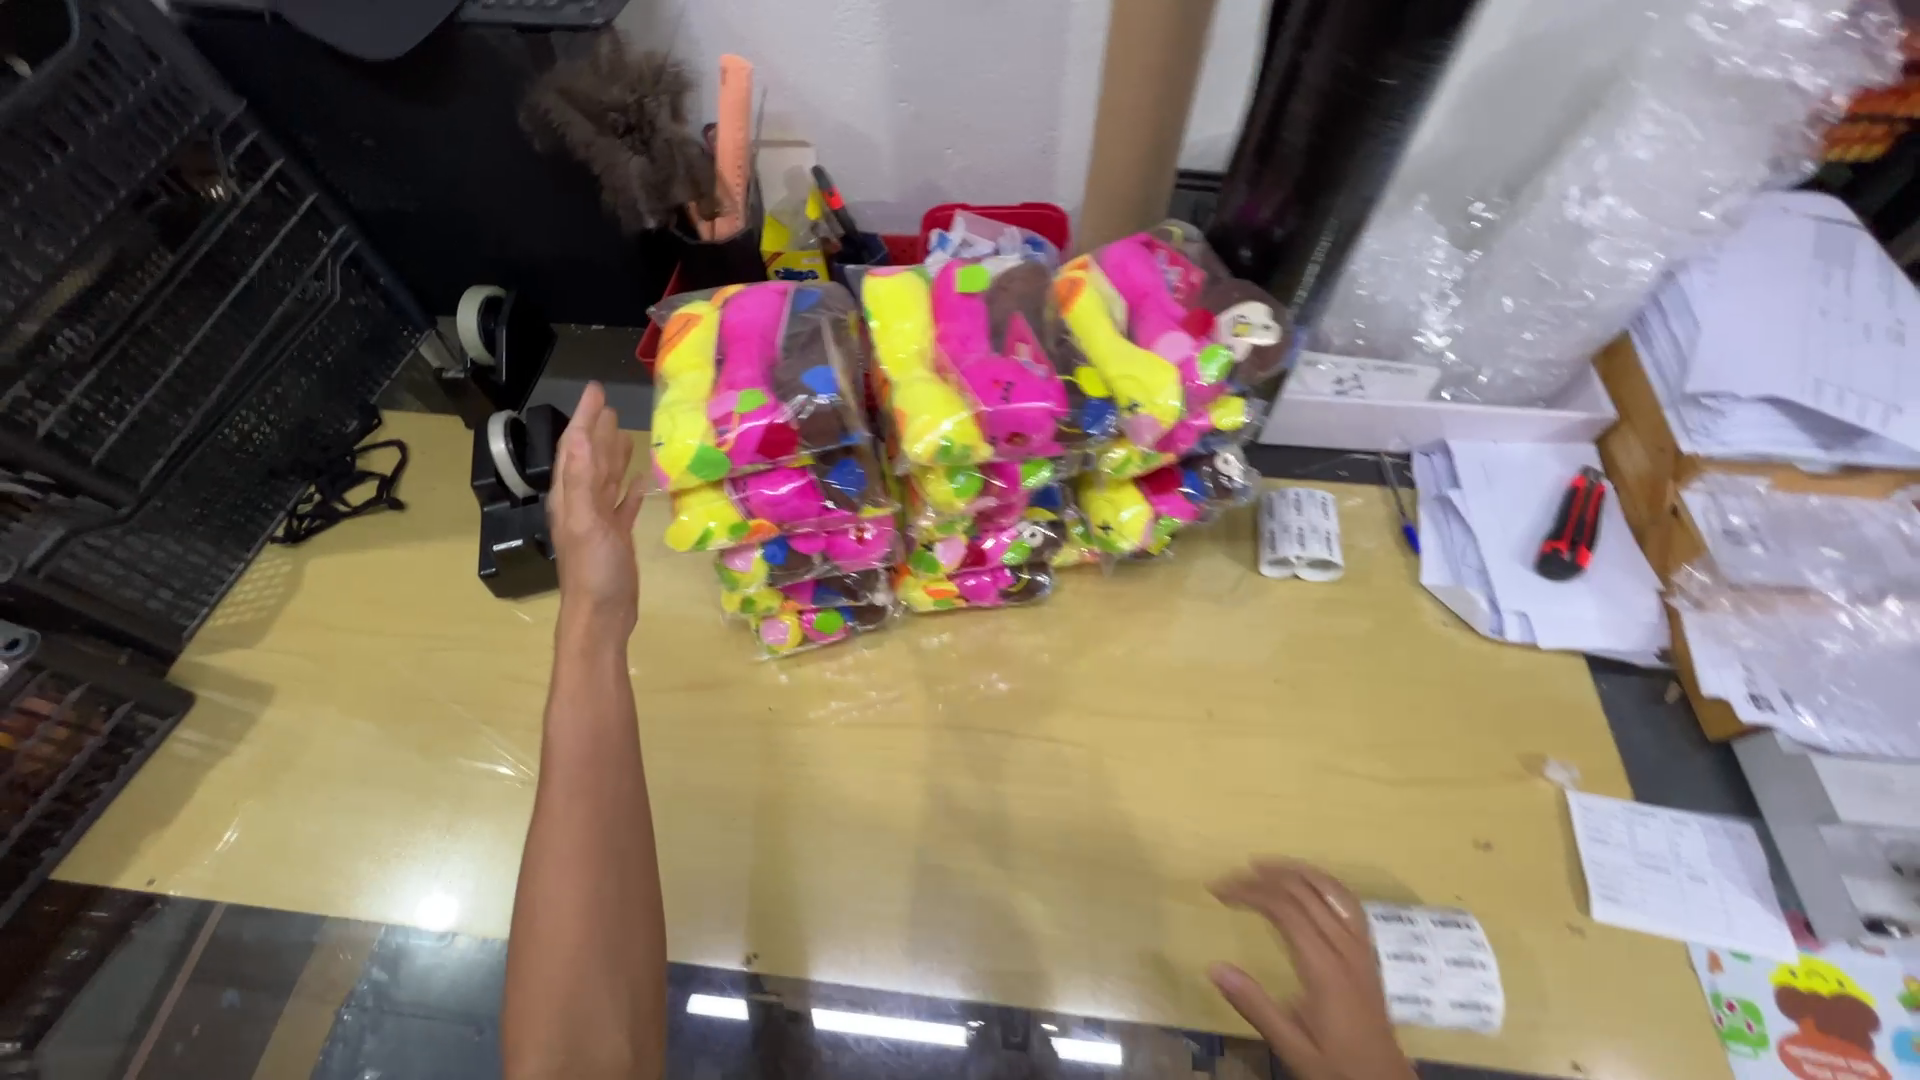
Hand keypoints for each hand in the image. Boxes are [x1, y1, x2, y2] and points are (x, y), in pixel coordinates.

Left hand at [548, 382, 642, 633]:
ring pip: (606, 478)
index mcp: (570, 496)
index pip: (576, 447)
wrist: (602, 614)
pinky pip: (623, 504)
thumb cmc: (594, 570)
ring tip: (625, 433)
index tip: (596, 390)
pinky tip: (642, 480)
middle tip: (610, 405)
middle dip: (597, 430)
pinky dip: (630, 489)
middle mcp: (581, 503)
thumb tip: (586, 438)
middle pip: (589, 458)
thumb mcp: (587, 521)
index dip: (584, 418)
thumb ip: (584, 480)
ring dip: (613, 455)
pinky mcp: (617, 536)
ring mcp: (600, 520)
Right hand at [1209, 861, 1414, 1079]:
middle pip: (1304, 892)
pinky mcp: (1368, 952)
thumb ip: (1254, 1006)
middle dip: (1264, 877)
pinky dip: (1323, 883)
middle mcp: (1345, 948)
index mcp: (1324, 968)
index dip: (1249, 891)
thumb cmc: (1337, 1068)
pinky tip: (1307, 883)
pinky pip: (1348, 903)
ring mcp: (1361, 948)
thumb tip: (1213, 967)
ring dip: (1295, 870)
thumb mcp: (1292, 1047)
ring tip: (1264, 865)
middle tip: (1231, 877)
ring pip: (1330, 890)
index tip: (1218, 890)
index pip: (1284, 909)